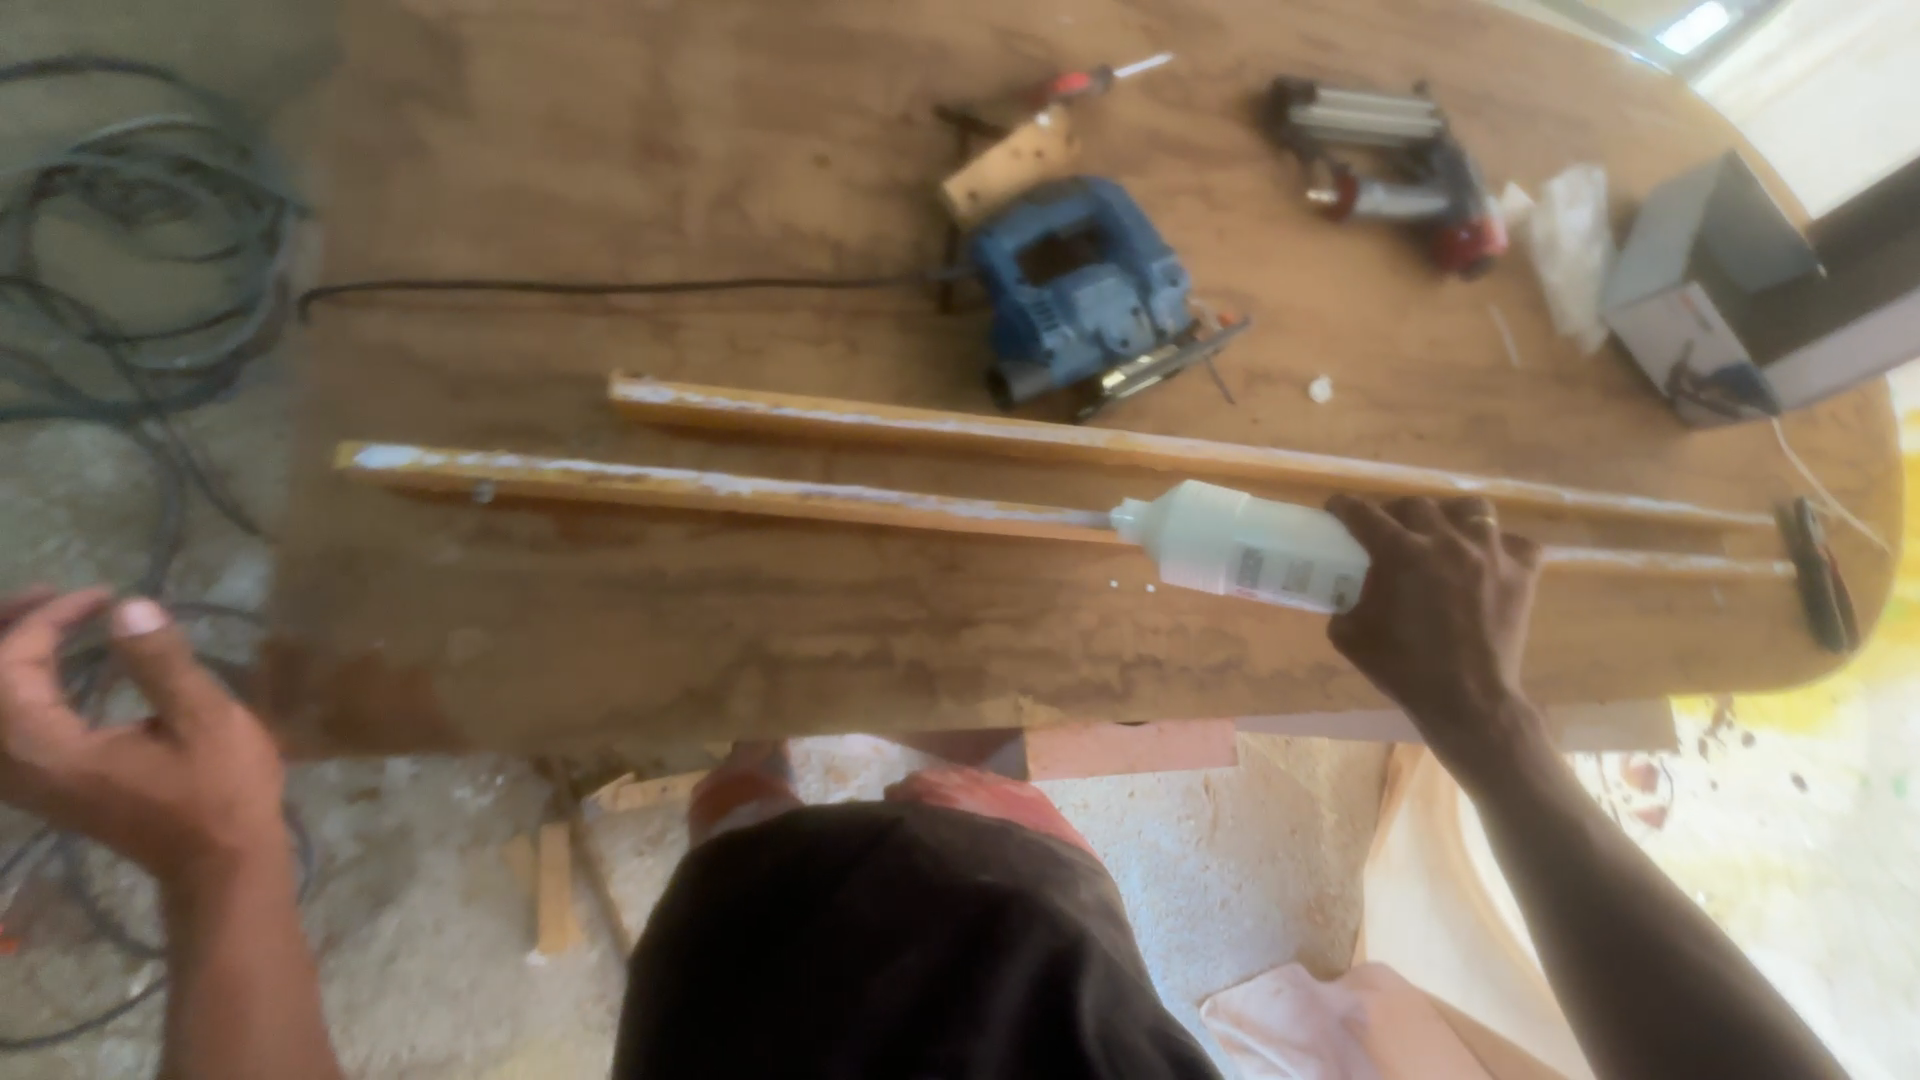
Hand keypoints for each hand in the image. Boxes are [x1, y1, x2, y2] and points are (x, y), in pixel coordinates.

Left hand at [0, 588, 287, 890]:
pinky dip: (18, 688)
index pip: (8, 667)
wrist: (219, 858)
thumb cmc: (220, 788)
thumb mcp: (206, 720)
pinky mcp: (42, 782)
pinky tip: (56, 672)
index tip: (104, 595)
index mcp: (43, 746)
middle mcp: (12, 763)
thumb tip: (131, 607)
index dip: (45, 622)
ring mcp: (23, 778)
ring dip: (10, 660)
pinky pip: (5, 724)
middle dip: (9, 632)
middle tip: (57, 596)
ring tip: (52, 623)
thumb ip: (162, 664)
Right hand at [1324, 495, 1551, 794]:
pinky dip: (1500, 546)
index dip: (1345, 506)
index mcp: (1400, 554)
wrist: (1466, 699)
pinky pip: (1516, 543)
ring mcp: (1490, 555)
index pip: (1364, 514)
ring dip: (1451, 517)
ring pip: (1472, 510)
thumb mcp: (1350, 636)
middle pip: (1416, 505)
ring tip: (1443, 534)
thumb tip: (1345, 595)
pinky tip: (1486, 561)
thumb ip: (1344, 604)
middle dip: (1395, 511)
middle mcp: (1446, 543)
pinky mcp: (1522, 575)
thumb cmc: (1403, 668)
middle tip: (1387, 528)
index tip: (1337, 508)